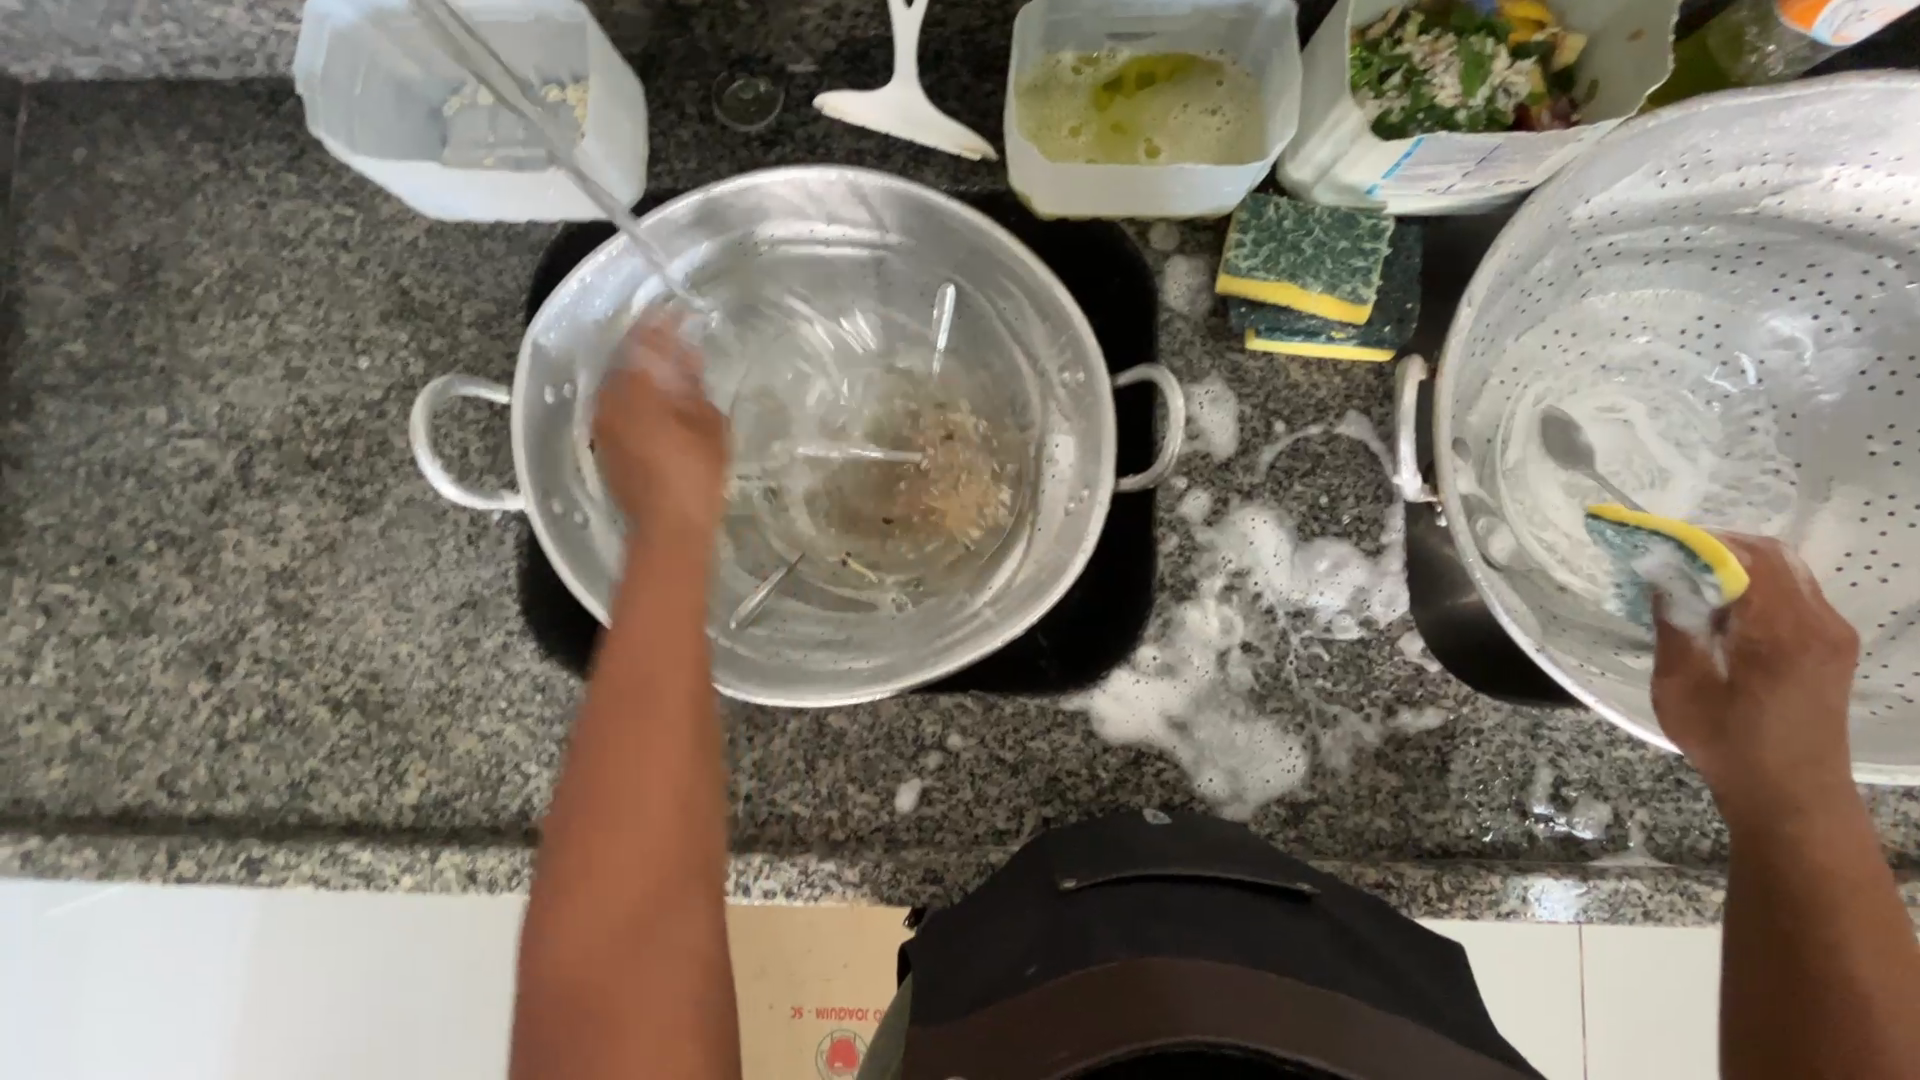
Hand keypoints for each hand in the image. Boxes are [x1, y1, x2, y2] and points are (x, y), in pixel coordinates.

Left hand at [592, 312, 728, 550]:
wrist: (668, 528)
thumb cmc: (696, 473)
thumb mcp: (708, 423)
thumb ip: (693, 386)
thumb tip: (686, 361)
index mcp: (634, 388)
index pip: (644, 340)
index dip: (663, 322)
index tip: (680, 310)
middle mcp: (608, 400)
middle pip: (628, 361)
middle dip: (655, 349)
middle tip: (683, 345)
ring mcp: (602, 424)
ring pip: (623, 385)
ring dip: (647, 376)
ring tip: (676, 375)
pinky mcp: (605, 446)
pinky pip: (621, 407)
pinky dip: (641, 399)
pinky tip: (664, 406)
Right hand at [1651, 535, 1859, 823]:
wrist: (1790, 792)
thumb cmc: (1726, 741)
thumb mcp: (1680, 684)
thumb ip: (1675, 625)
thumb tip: (1664, 576)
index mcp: (1781, 631)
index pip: (1746, 557)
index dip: (1696, 541)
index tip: (1652, 541)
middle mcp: (1819, 623)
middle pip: (1773, 555)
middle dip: (1715, 545)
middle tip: (1665, 556)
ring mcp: (1831, 634)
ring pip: (1786, 571)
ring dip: (1735, 564)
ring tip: (1686, 579)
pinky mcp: (1830, 646)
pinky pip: (1793, 593)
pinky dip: (1753, 584)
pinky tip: (1717, 606)